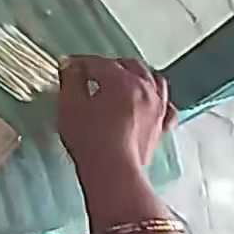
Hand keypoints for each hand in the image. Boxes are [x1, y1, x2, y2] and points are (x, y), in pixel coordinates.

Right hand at [54, 56, 177, 183]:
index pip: (97, 62)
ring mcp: (158, 107)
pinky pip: (166, 104)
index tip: (66, 67)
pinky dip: (156, 97)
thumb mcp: (69, 105)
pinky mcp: (161, 125)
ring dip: (135, 75)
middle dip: (109, 64)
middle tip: (91, 72)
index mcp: (121, 81)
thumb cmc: (88, 137)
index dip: (79, 63)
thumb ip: (71, 80)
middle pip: (129, 65)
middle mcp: (145, 88)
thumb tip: (72, 66)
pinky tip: (148, 100)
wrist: (113, 170)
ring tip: (121, 81)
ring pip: (153, 79)